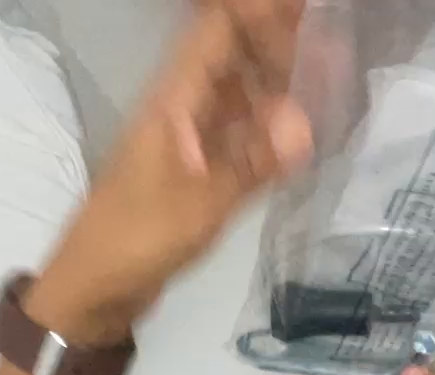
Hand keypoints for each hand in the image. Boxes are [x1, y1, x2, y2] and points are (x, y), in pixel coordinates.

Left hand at [26, 0, 311, 343]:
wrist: (97, 287)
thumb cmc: (138, 239)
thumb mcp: (199, 203)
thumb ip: (252, 165)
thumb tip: (307, 127)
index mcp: (174, 100)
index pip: (219, 29)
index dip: (263, 14)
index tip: (312, 12)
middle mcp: (182, 110)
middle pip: (233, 57)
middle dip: (280, 47)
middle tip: (337, 52)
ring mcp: (188, 143)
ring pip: (238, 100)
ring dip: (278, 92)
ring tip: (331, 90)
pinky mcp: (194, 175)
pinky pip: (237, 140)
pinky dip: (266, 135)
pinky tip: (299, 143)